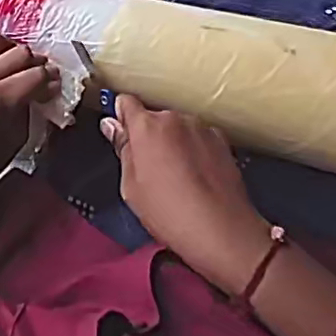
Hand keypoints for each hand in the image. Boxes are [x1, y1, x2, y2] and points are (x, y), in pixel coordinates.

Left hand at [0, 28, 57, 198]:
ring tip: (17, 63)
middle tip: (42, 75)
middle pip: (19, 53)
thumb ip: (33, 103)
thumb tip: (48, 83)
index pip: (36, 75)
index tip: (56, 84)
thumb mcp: (21, 133)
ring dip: (11, 50)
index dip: (51, 79)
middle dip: (37, 64)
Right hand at [102, 95, 270, 291]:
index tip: (122, 135)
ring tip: (177, 176)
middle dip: (149, 136)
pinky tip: (197, 177)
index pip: (125, 102)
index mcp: (147, 126)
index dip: (121, 118)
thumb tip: (112, 126)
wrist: (223, 232)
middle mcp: (175, 119)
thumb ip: (122, 148)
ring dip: (173, 142)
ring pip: (177, 128)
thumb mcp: (131, 186)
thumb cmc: (172, 213)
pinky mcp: (222, 141)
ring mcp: (201, 128)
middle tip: (150, 167)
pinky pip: (198, 138)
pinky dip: (195, 150)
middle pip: (153, 117)